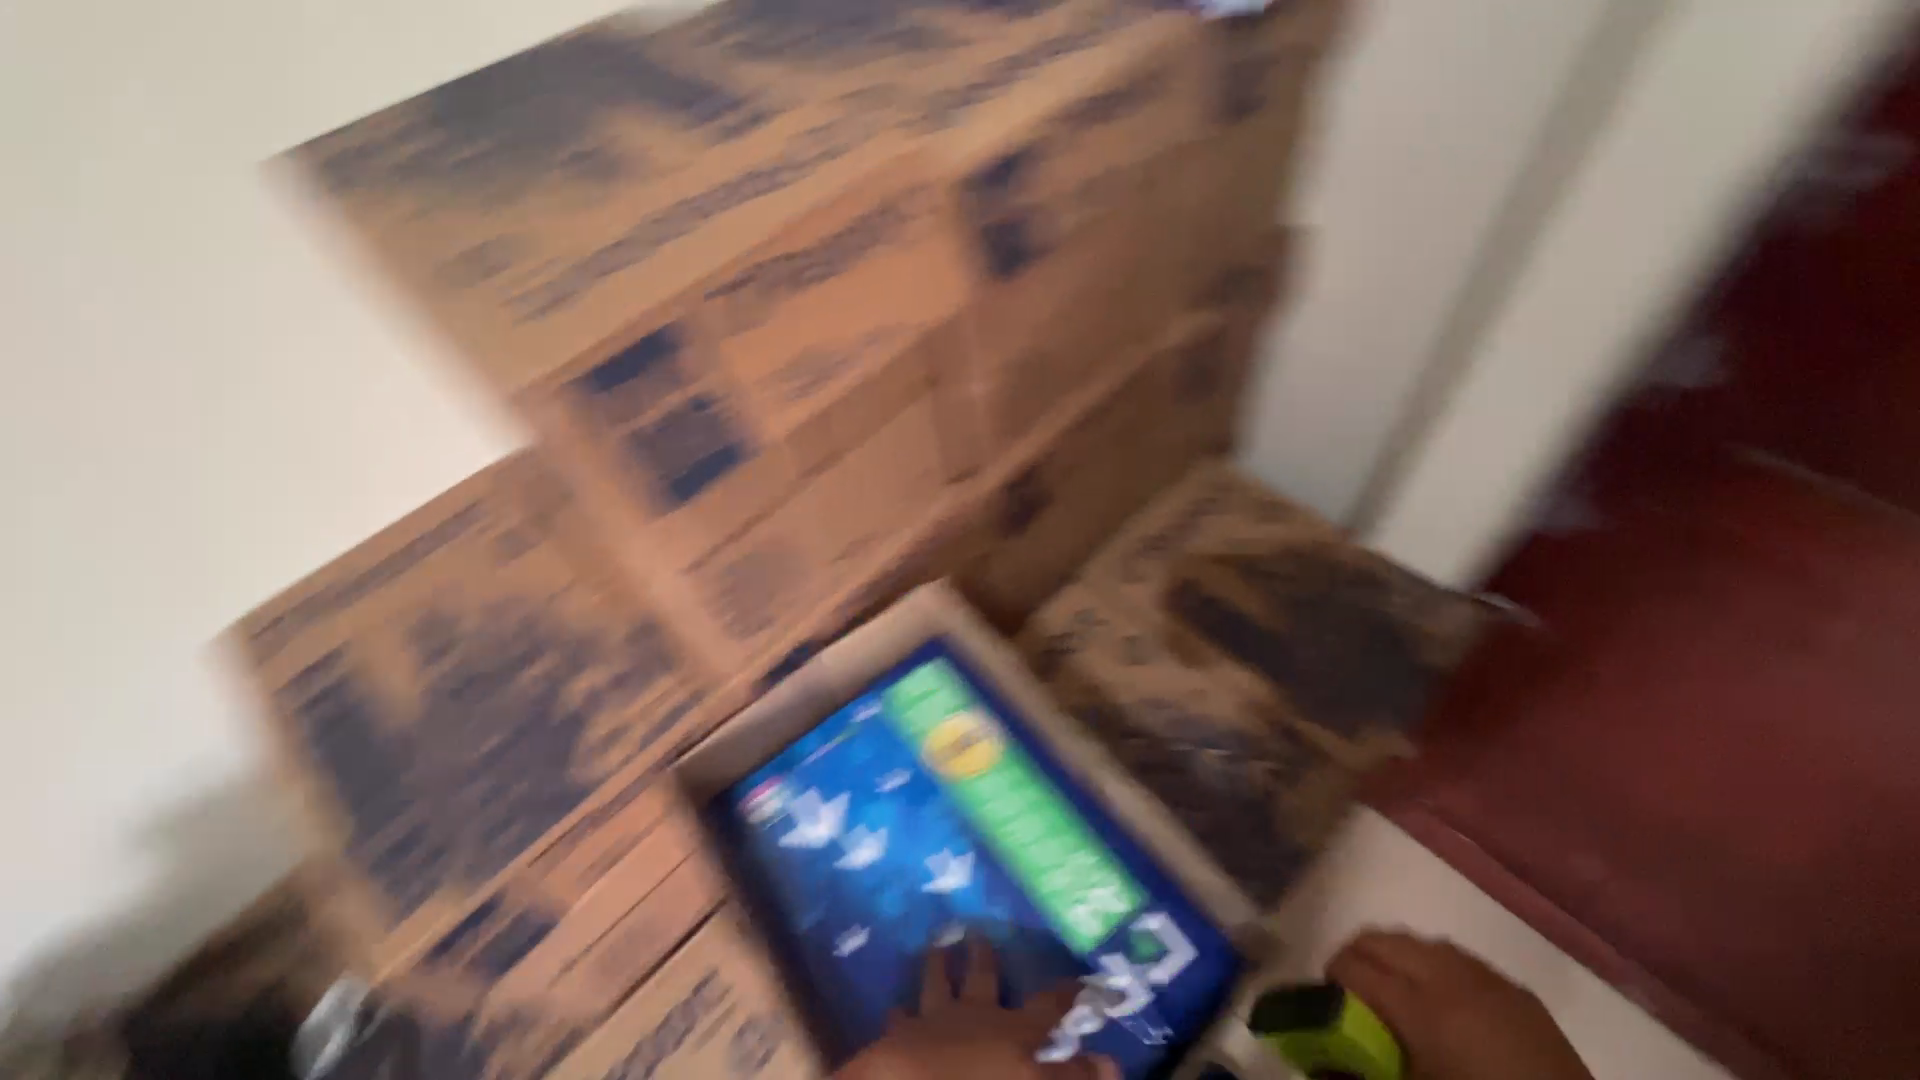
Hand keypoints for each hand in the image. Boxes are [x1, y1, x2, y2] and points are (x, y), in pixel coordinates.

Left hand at [837, 937, 1117, 1079]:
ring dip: (938, 966)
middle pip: (983, 980)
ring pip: (938, 985)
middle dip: (984, 957)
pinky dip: (898, 1012)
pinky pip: (899, 1018)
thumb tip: (1112, 1062)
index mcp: (1013, 1029)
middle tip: (979, 932)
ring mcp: (935, 1021)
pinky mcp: (900, 1034)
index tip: (1076, 976)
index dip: (1062, 993)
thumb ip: (1072, 1075)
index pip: (1046, 1007)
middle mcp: (975, 1014)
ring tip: (936, 945)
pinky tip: (894, 1005)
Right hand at [1328, 931, 1594, 1079]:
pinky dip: (1435, 969)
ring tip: (1396, 1000)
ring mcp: (1488, 979)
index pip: (1350, 964)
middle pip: (1379, 939)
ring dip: (1395, 960)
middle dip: (1355, 960)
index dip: (1329, 981)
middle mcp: (1449, 976)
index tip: (1326, 1009)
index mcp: (1419, 1007)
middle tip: (1352, 1000)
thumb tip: (1317, 1061)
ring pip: (1419, 942)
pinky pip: (1459, 959)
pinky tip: (1444, 1007)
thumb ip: (1356, 1075)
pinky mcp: (1518, 992)